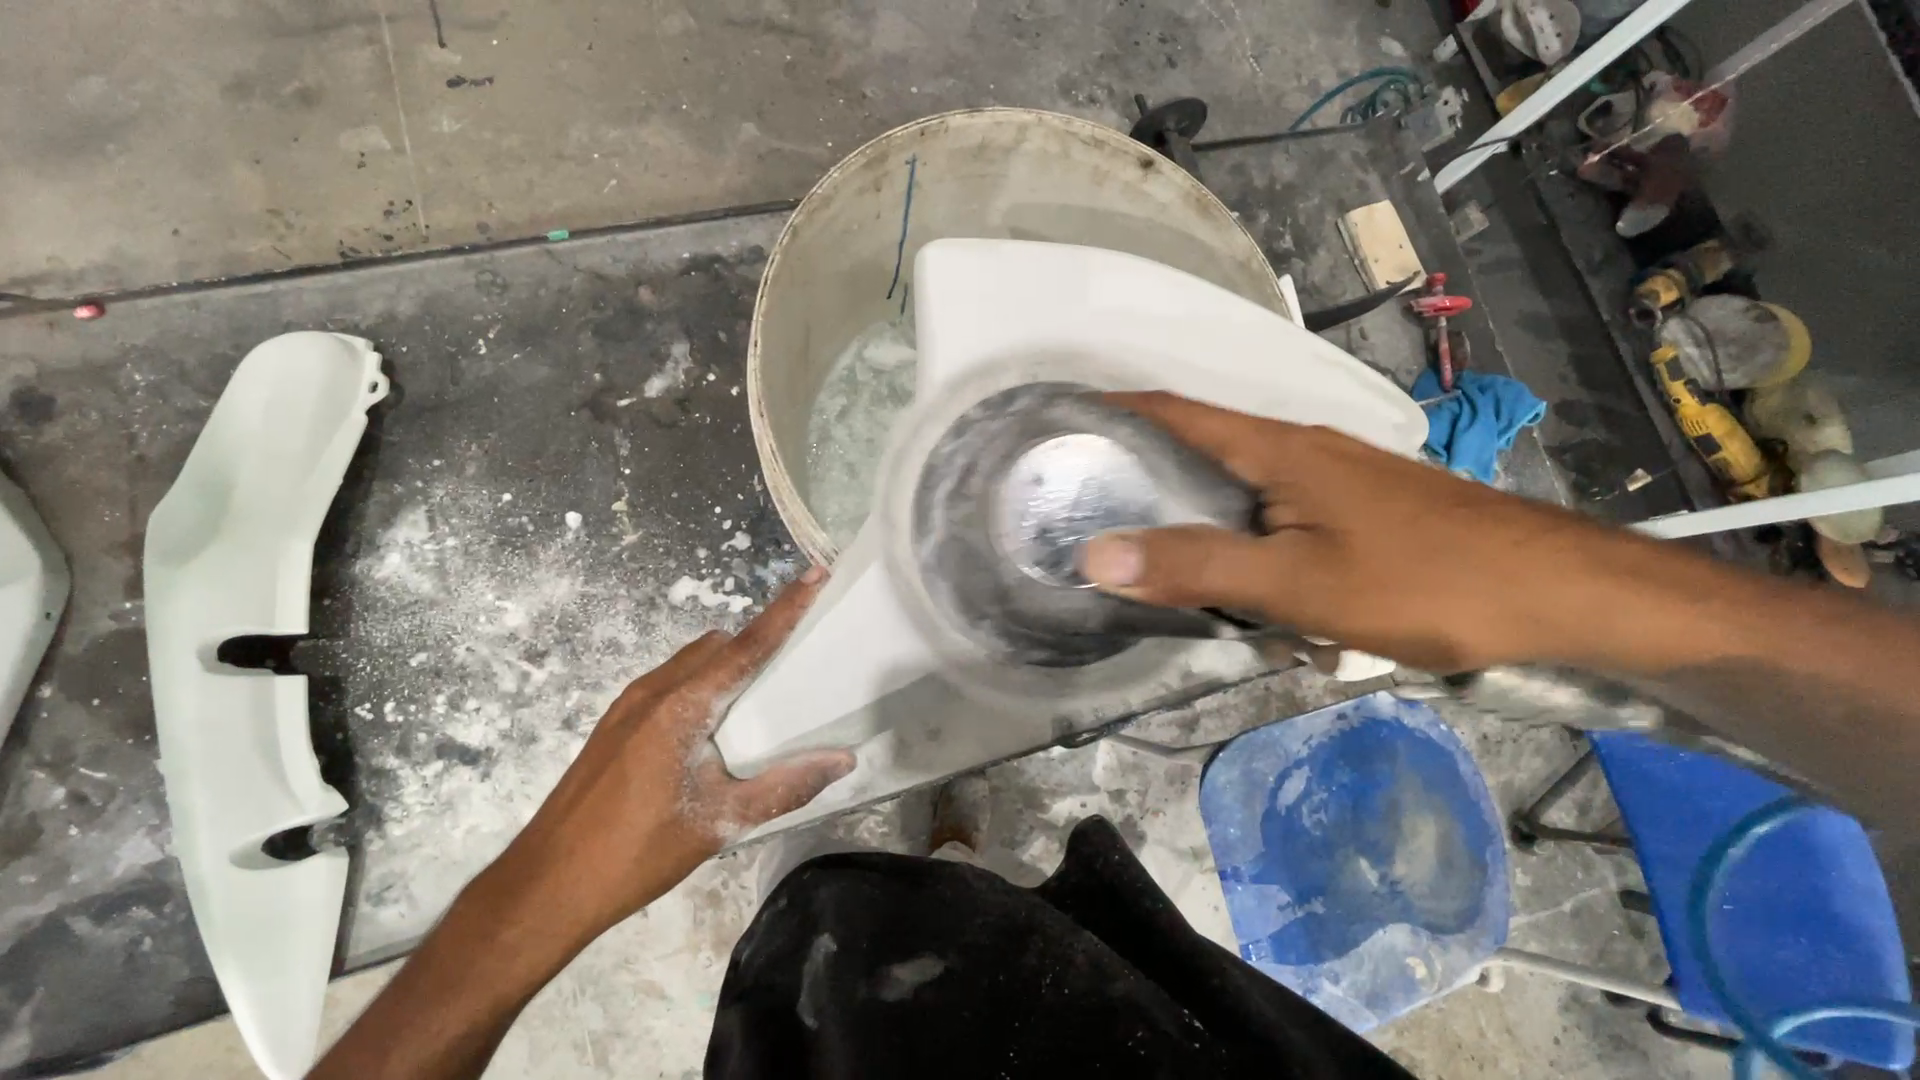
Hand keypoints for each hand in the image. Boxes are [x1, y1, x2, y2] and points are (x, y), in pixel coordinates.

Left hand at [473, 567, 855, 944]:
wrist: (546, 885)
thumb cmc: (637, 853)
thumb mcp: (721, 823)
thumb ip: (786, 787)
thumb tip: (843, 760)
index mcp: (682, 708)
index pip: (746, 646)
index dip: (785, 610)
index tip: (816, 574)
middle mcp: (654, 691)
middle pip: (719, 645)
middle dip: (760, 640)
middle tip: (799, 659)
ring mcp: (628, 705)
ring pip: (692, 661)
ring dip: (729, 664)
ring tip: (761, 698)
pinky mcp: (615, 723)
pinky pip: (671, 682)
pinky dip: (702, 684)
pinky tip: (713, 729)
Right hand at [1078, 392, 1718, 672]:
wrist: (1557, 590)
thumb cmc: (1422, 580)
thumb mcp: (1296, 583)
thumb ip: (1196, 566)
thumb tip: (1095, 554)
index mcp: (1275, 447)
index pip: (1173, 409)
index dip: (1111, 408)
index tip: (1055, 424)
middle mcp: (1298, 447)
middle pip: (1197, 441)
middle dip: (1135, 461)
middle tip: (1077, 497)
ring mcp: (1330, 476)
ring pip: (1235, 480)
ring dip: (1184, 500)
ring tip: (1135, 539)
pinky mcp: (1352, 508)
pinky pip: (1270, 509)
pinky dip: (1232, 528)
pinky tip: (1229, 573)